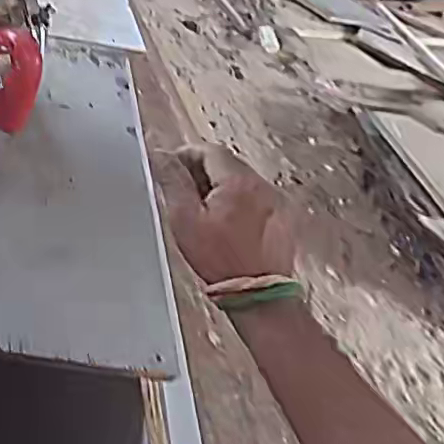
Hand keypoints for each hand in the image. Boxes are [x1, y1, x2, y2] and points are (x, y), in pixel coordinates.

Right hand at [153, 145, 296, 286]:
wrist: (257, 293)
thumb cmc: (220, 258)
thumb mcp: (184, 217)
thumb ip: (172, 180)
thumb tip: (161, 156)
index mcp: (239, 182)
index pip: (209, 150)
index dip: (185, 155)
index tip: (171, 168)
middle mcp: (262, 186)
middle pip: (226, 163)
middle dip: (200, 172)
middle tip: (181, 192)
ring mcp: (276, 201)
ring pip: (239, 180)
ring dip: (217, 187)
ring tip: (200, 212)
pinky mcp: (281, 217)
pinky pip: (253, 197)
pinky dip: (235, 201)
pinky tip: (222, 223)